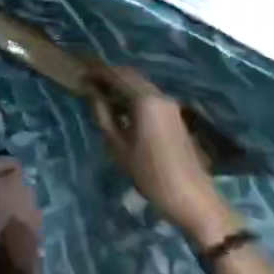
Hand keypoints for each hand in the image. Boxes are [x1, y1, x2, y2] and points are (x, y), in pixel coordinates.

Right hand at [87, 64, 238, 248]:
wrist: (194, 201)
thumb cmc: (152, 175)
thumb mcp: (119, 147)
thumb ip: (103, 115)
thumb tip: (92, 94)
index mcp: (145, 100)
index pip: (116, 75)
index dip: (96, 72)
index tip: (79, 74)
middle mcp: (159, 96)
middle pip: (130, 75)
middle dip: (108, 76)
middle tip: (88, 83)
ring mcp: (170, 105)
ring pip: (140, 84)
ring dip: (121, 85)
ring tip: (101, 96)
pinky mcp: (174, 116)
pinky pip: (148, 96)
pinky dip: (132, 95)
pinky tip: (121, 109)